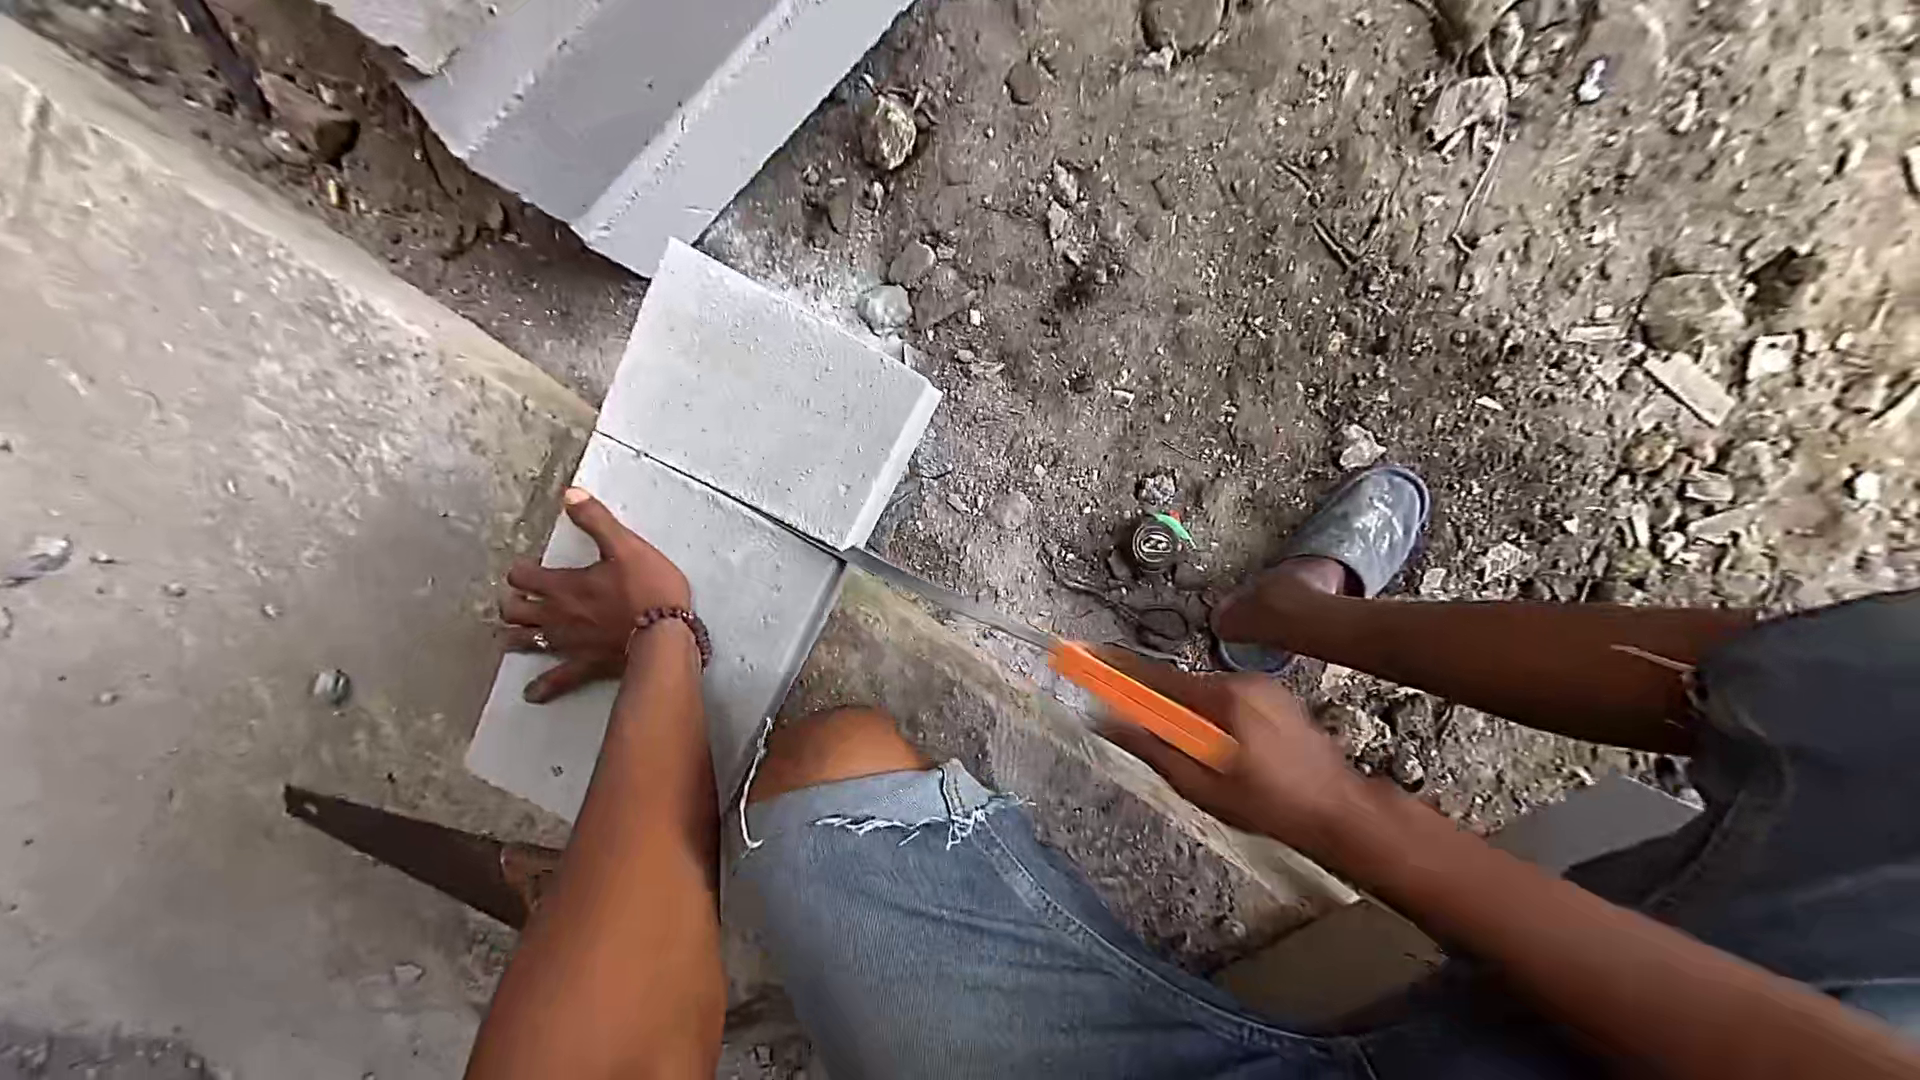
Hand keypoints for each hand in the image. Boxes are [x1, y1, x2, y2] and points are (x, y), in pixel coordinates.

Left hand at [500, 487, 692, 702]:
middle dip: (511, 604)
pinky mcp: (585, 665)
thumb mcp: (626, 546)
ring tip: (510, 634)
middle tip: (516, 600)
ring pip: (525, 642)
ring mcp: (568, 643)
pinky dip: (542, 687)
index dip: (521, 572)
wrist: (666, 633)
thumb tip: (570, 493)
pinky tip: (531, 694)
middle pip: (515, 611)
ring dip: (515, 637)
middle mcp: (556, 615)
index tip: (526, 569)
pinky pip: (557, 680)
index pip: (523, 577)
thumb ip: (596, 520)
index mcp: (563, 585)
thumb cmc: (648, 588)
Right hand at [1091, 648, 1371, 848]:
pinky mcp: (1274, 693)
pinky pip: (1225, 697)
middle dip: (1159, 707)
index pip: (1153, 677)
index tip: (1086, 655)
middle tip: (1158, 742)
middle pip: (1176, 685)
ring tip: (1208, 760)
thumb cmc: (1271, 806)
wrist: (1341, 811)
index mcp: (1219, 701)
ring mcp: (1261, 685)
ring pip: (1201, 693)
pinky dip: (1213, 715)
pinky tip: (1231, 750)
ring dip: (1189, 715)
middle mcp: (1240, 682)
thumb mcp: (1201, 786)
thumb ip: (1153, 748)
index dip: (1116, 668)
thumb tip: (1110, 722)